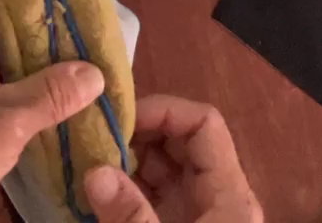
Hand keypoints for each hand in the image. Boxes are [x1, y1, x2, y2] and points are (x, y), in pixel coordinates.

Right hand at [84, 96, 262, 222]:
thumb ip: (131, 215)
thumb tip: (94, 169)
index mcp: (230, 195)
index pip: (204, 122)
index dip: (162, 110)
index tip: (120, 120)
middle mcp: (218, 196)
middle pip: (181, 138)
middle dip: (137, 131)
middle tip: (96, 135)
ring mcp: (199, 214)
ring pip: (164, 163)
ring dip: (128, 156)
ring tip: (90, 157)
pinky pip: (155, 191)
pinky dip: (127, 183)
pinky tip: (97, 186)